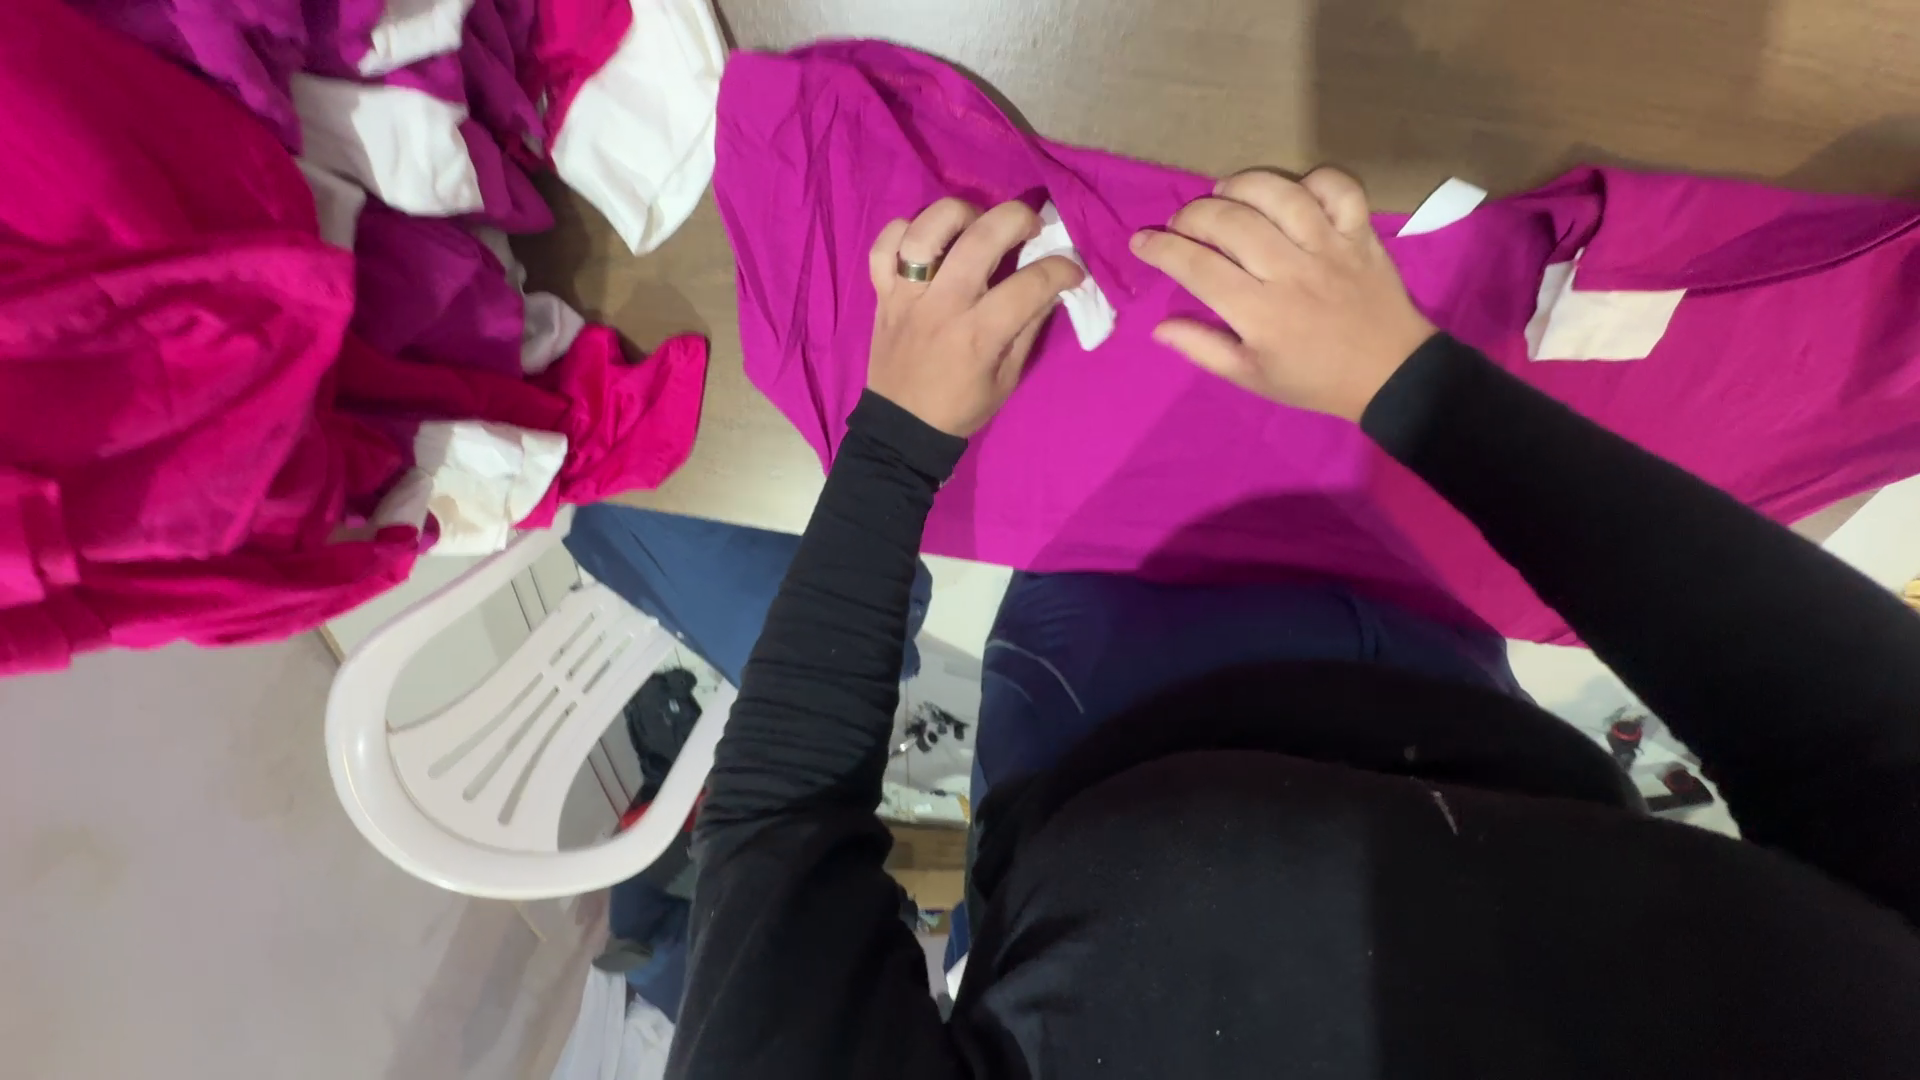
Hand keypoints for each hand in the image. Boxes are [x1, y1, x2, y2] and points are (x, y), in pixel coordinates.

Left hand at [867, 198, 1084, 436]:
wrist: (902, 428)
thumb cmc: (960, 408)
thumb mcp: (1007, 379)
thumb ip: (1028, 329)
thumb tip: (1051, 288)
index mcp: (978, 336)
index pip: (1030, 284)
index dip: (1062, 269)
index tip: (1072, 270)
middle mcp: (942, 307)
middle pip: (981, 238)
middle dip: (1018, 218)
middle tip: (1031, 228)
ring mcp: (907, 297)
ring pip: (927, 230)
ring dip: (959, 214)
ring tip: (975, 224)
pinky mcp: (883, 295)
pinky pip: (883, 247)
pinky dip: (903, 231)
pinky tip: (926, 240)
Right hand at [1130, 167, 1435, 421]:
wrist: (1389, 374)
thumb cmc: (1310, 380)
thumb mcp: (1249, 376)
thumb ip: (1202, 348)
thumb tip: (1159, 327)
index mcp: (1259, 312)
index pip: (1197, 268)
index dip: (1162, 250)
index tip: (1141, 241)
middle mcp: (1290, 271)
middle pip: (1230, 222)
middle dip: (1192, 215)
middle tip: (1180, 224)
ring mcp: (1329, 247)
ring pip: (1278, 195)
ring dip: (1242, 185)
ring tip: (1223, 192)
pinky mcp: (1361, 233)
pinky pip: (1337, 188)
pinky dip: (1311, 179)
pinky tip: (1289, 192)